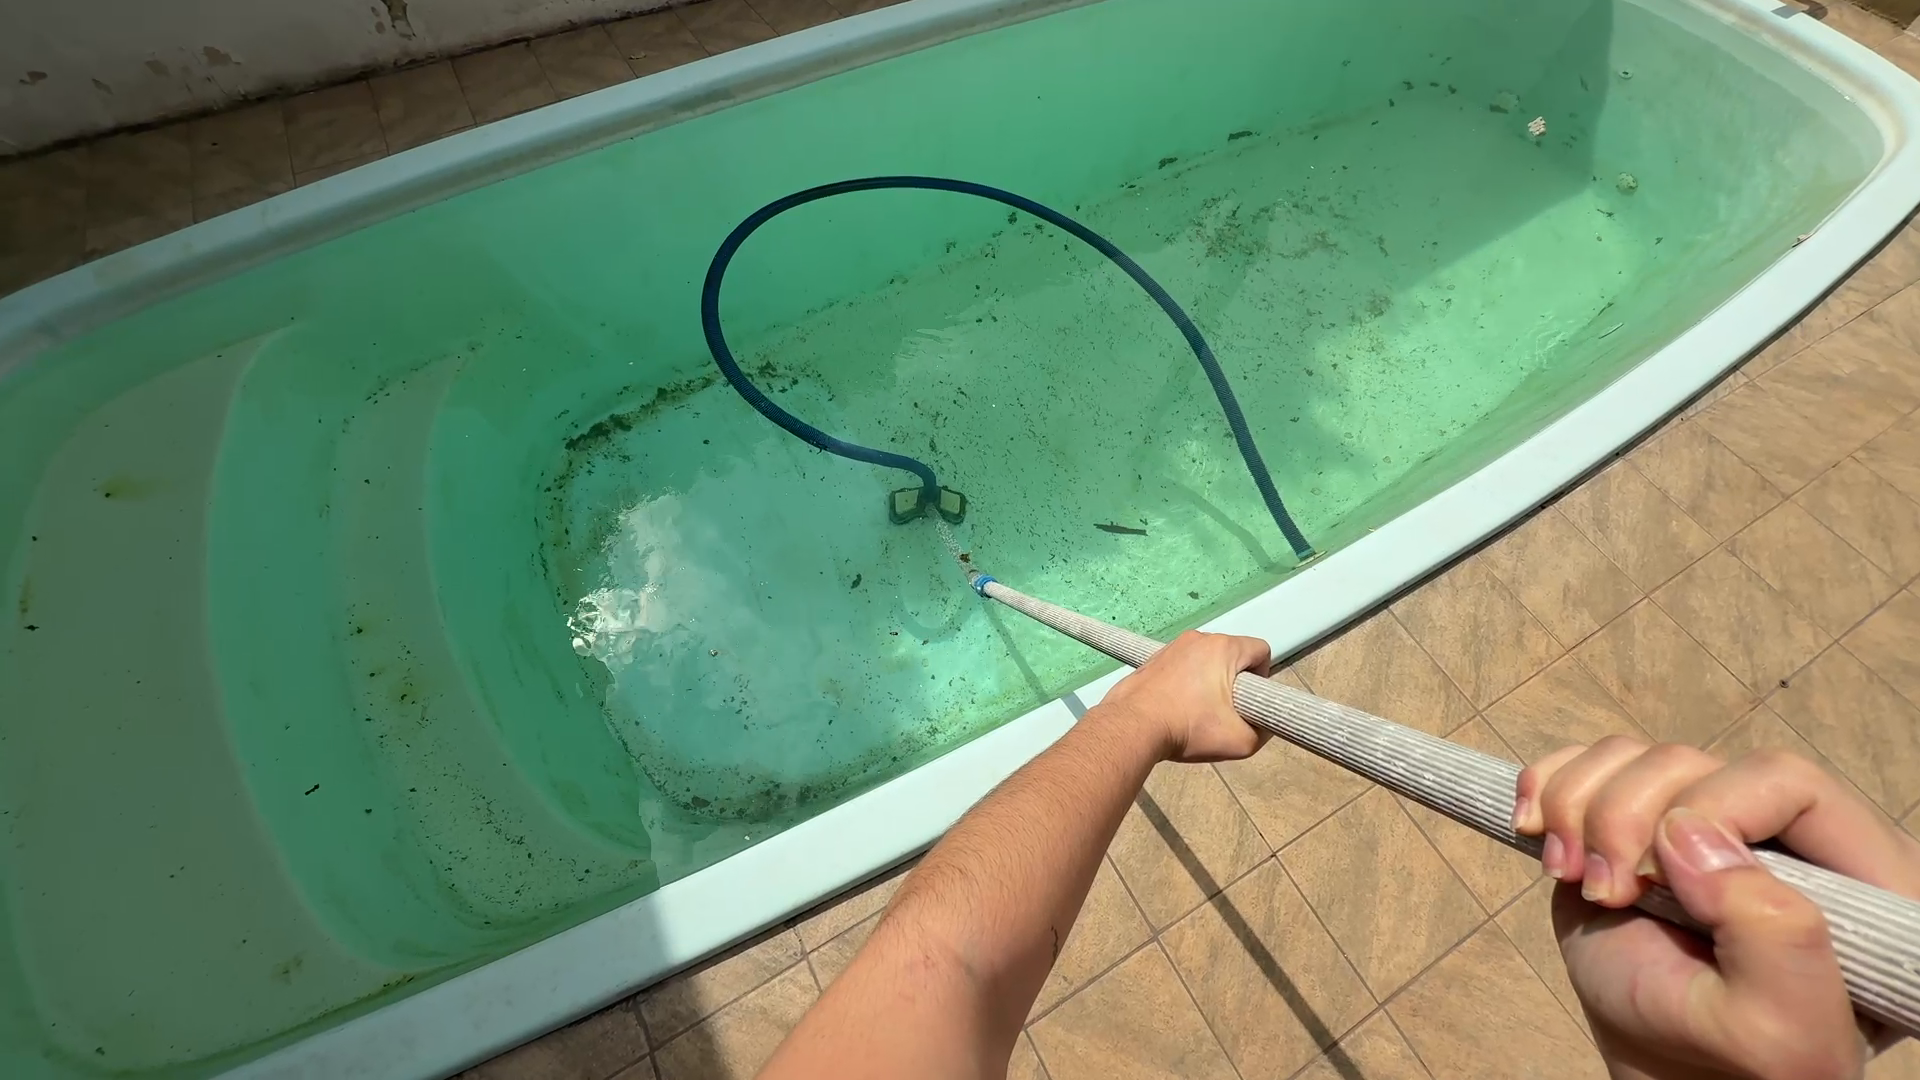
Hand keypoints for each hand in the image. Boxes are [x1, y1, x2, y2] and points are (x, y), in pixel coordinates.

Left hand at [1097, 630, 1269, 762]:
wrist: (1133, 726)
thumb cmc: (1189, 728)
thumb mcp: (1243, 741)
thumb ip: (1264, 730)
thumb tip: (1263, 724)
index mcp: (1222, 647)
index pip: (1260, 650)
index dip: (1262, 677)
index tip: (1248, 701)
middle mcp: (1197, 638)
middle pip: (1232, 654)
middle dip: (1234, 680)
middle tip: (1225, 710)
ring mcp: (1172, 645)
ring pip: (1206, 660)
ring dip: (1209, 680)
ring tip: (1198, 711)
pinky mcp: (1153, 657)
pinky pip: (1182, 665)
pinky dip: (1186, 681)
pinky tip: (1178, 706)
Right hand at [1512, 738, 1919, 1079]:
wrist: (1656, 1042)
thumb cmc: (1726, 1050)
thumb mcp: (1778, 1028)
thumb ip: (1776, 938)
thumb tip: (1691, 832)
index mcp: (1855, 878)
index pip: (1783, 782)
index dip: (1711, 807)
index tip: (1659, 877)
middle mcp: (1774, 828)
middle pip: (1681, 763)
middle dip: (1617, 821)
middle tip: (1598, 891)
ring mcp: (1694, 813)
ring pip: (1620, 755)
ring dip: (1569, 808)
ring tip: (1569, 875)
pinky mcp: (1626, 808)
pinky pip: (1576, 757)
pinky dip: (1539, 786)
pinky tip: (1534, 833)